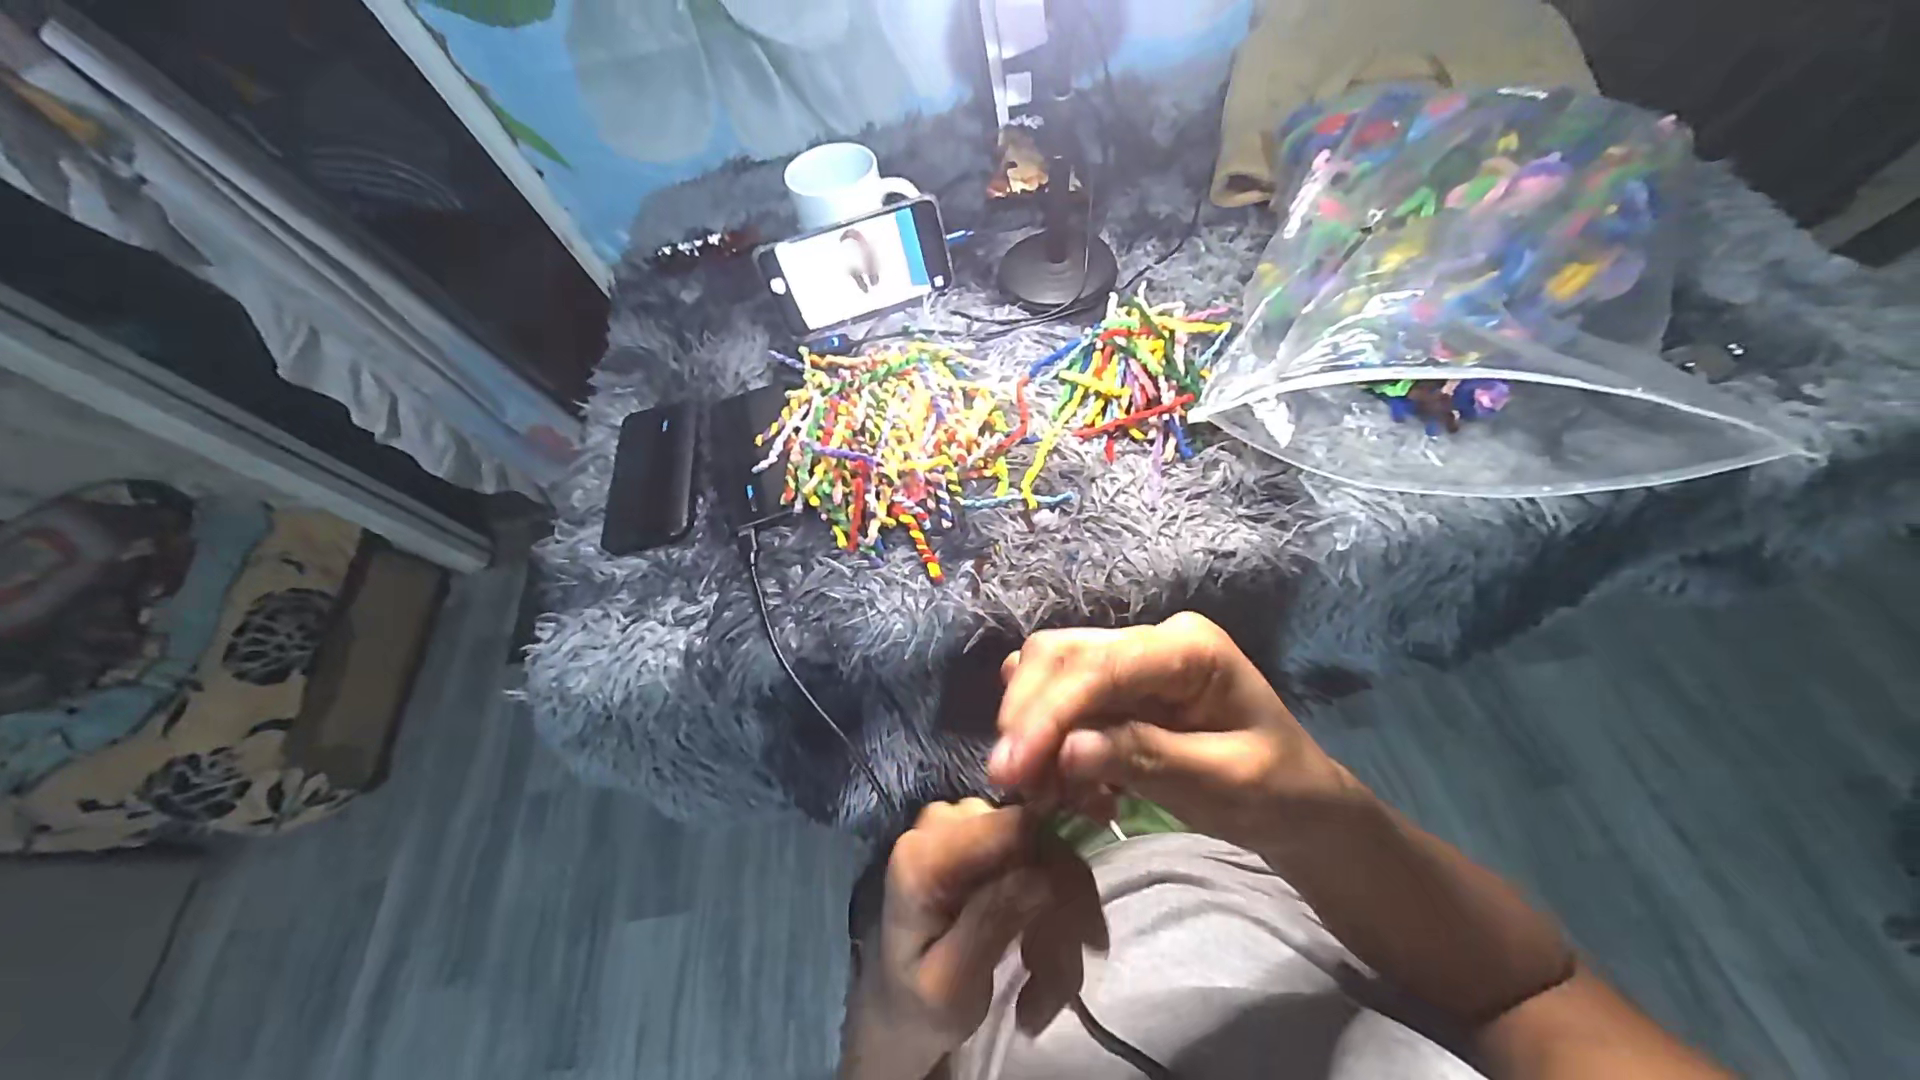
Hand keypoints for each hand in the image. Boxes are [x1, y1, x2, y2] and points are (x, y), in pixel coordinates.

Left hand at [842, 800, 1101, 1079]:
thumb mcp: (951, 985)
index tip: (1080, 937)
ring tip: (1043, 994)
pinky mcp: (988, 835)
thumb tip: (1040, 875)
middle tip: (1057, 991)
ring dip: (1061, 929)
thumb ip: (989, 923)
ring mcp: (968, 823)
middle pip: (1038, 845)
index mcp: (923, 855)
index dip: (1058, 869)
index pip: (1013, 828)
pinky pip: (1044, 861)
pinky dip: (1055, 917)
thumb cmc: (920, 1002)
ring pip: (1050, 857)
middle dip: (1063, 918)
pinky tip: (1041, 968)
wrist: (904, 1000)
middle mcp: (945, 822)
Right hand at [988, 612, 1363, 857]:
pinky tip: (1066, 782)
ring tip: (1044, 791)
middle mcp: (1150, 639)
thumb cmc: (1277, 792)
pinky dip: (1046, 740)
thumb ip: (1147, 759)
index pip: (1100, 666)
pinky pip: (1057, 699)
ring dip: (1031, 730)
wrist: (1297, 800)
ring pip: (1048, 671)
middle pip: (1060, 655)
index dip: (1049, 713)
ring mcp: (1128, 659)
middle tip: (1015, 785)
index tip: (1012, 769)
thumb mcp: (1225, 783)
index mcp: (1189, 648)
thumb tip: (1066, 751)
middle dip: (1028, 717)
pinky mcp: (1112, 686)